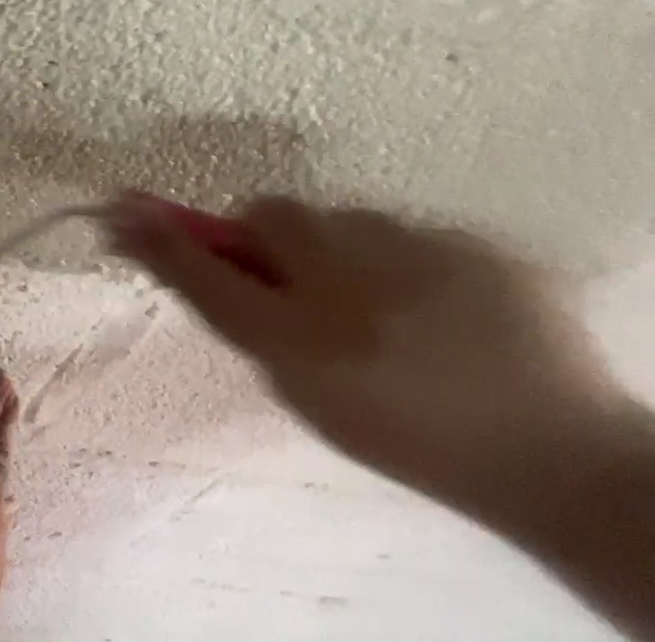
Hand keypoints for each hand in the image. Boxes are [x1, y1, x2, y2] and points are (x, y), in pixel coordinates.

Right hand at [106, 194, 621, 507]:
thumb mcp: (295, 383)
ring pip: (341, 220)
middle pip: (272, 214)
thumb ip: (231, 310)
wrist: (554, 458)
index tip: (113, 208)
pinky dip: (396, 255)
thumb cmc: (399, 429)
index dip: (156, 234)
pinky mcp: (483, 250)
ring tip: (367, 296)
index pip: (203, 267)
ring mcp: (426, 261)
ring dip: (333, 245)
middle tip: (281, 272)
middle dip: (263, 231)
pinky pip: (407, 230)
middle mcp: (354, 289)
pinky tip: (425, 300)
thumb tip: (168, 251)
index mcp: (301, 337)